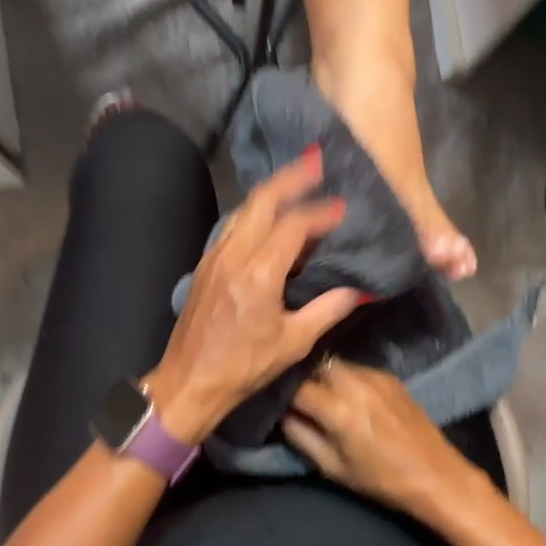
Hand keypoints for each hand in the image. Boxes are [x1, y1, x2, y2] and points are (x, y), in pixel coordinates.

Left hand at [144, 152, 359, 442]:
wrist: (188, 382)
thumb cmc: (242, 367)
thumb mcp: (293, 343)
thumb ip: (327, 310)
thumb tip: (357, 289)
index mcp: (258, 272)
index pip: (294, 225)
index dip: (322, 212)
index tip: (345, 207)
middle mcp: (232, 255)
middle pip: (262, 201)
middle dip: (290, 179)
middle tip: (316, 163)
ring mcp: (213, 258)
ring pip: (243, 211)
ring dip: (270, 194)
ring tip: (295, 184)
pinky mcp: (204, 267)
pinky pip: (231, 228)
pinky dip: (253, 214)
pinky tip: (268, 219)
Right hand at [282, 359, 480, 513]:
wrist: (436, 475)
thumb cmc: (381, 479)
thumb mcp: (331, 466)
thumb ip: (299, 435)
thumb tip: (281, 414)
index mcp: (337, 409)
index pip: (294, 387)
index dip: (280, 394)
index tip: (274, 403)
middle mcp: (354, 383)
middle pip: (314, 365)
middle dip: (302, 378)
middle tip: (298, 397)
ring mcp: (374, 375)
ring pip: (335, 363)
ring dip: (322, 376)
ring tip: (321, 396)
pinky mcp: (389, 376)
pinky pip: (356, 368)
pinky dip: (344, 378)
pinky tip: (347, 397)